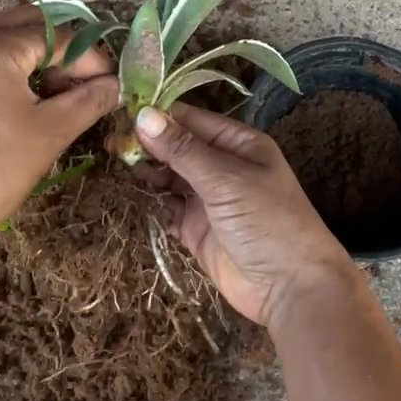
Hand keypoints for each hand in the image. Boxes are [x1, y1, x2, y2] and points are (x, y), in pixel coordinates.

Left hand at [0, 5, 118, 258]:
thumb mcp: (51, 134)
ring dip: (26, 58)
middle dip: (58, 48)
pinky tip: (4, 107)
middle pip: (22, 25)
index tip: (108, 83)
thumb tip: (114, 85)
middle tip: (79, 80)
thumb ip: (89, 100)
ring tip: (46, 94)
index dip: (89, 58)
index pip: (57, 37)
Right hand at [135, 104, 357, 326]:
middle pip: (178, 147)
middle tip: (111, 143)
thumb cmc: (266, 220)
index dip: (159, 116)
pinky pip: (168, 209)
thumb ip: (182, 150)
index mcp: (238, 143)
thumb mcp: (224, 180)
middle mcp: (223, 166)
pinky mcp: (197, 230)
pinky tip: (133, 196)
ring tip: (118, 166)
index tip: (121, 113)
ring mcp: (209, 199)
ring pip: (171, 177)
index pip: (192, 120)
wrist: (290, 287)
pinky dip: (152, 203)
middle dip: (148, 145)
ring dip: (148, 172)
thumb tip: (144, 115)